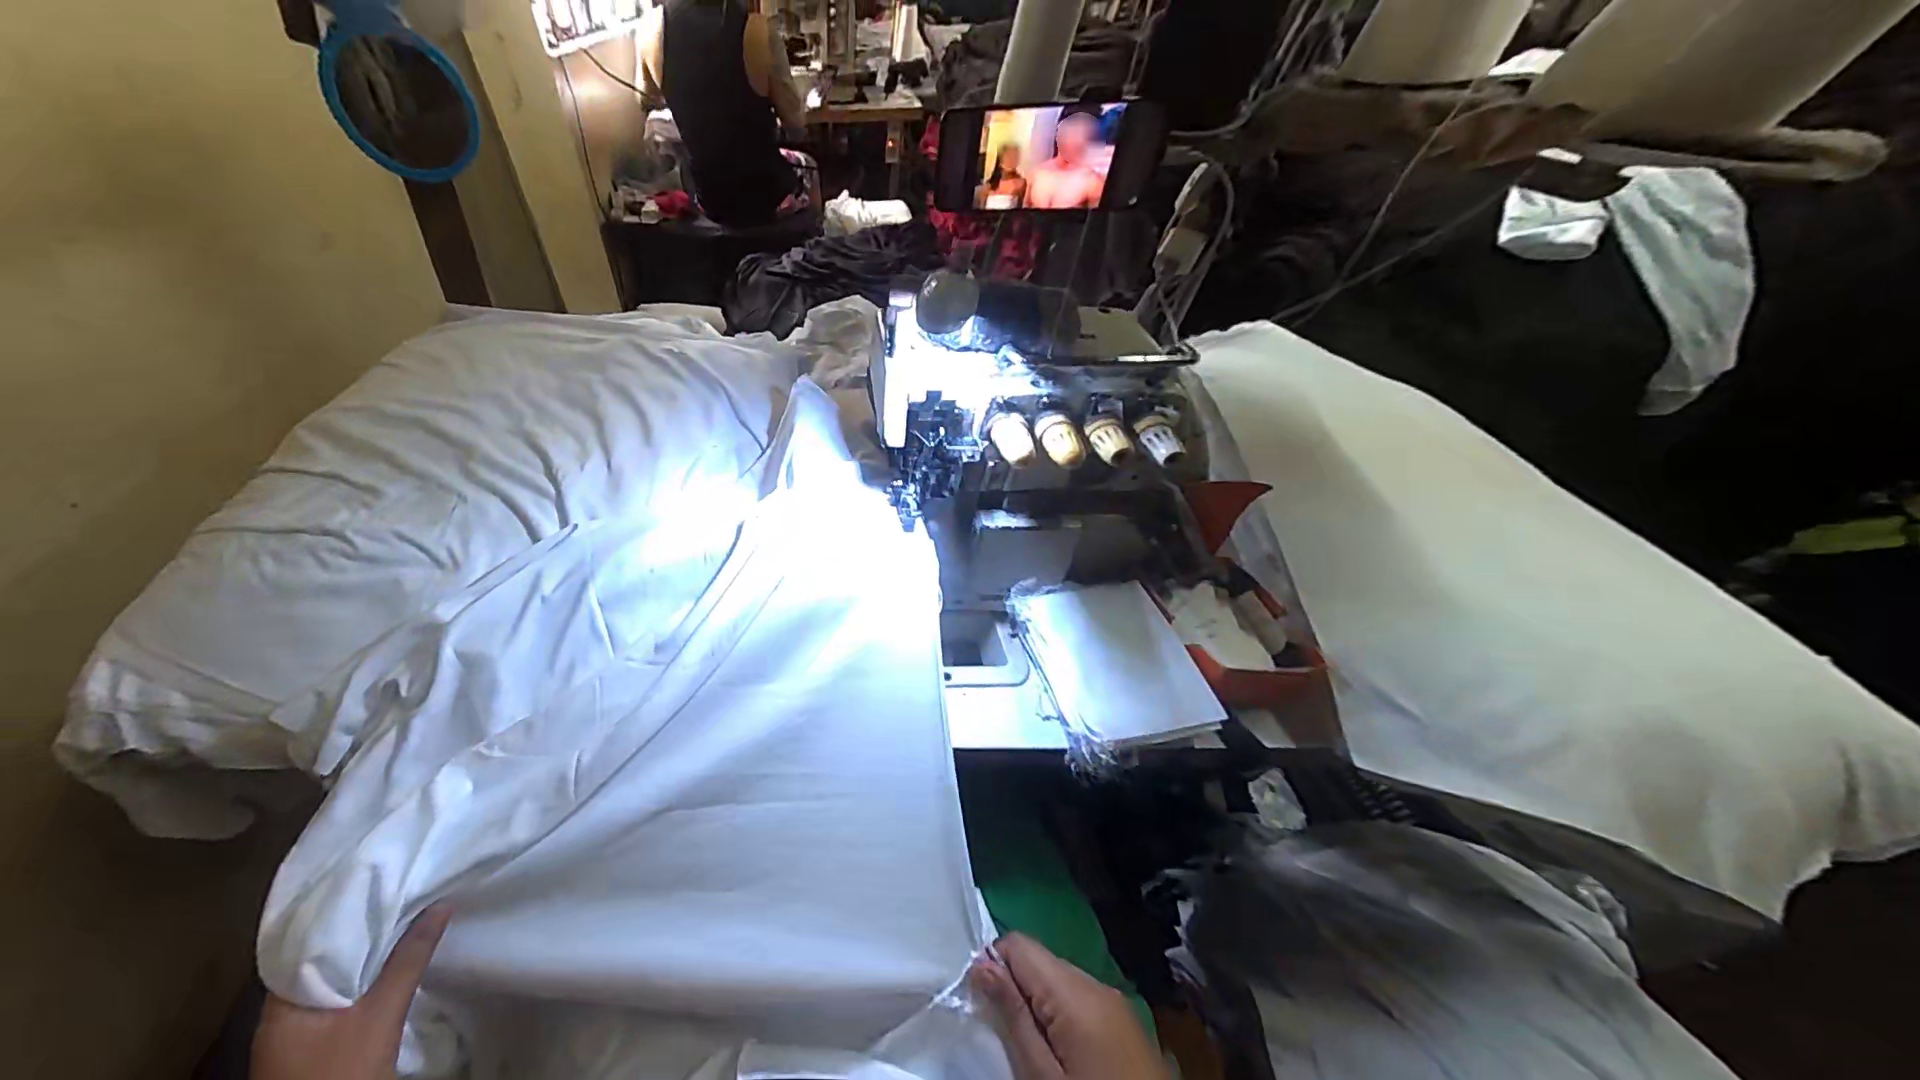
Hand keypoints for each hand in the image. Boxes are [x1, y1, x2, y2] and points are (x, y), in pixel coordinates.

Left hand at [251, 904, 452, 1079]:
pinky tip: (391, 963)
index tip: (380, 880)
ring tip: (404, 918)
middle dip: (361, 928)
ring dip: (366, 952)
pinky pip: (337, 994)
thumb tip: (441, 904)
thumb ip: (409, 958)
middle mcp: (278, 1013)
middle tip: (402, 893)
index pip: (308, 939)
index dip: (344, 909)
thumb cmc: (341, 1071)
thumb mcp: (381, 1014)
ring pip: (331, 977)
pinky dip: (364, 974)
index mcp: (279, 1003)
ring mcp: (292, 1033)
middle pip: (321, 957)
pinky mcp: (311, 1044)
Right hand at [970, 933, 1168, 1079]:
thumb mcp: (1041, 1076)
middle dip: (1016, 987)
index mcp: (1075, 991)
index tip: (982, 1005)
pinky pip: (1081, 999)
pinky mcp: (1125, 1021)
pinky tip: (1061, 1054)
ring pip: (1059, 979)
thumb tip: (981, 964)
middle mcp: (1097, 983)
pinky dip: (1062, 1015)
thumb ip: (1012, 1016)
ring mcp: (1115, 1001)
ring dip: (1038, 1003)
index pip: (1019, 944)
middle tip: (1004, 1036)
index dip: (994, 967)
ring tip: (1033, 1051)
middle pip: (1040, 961)